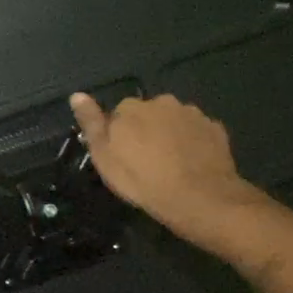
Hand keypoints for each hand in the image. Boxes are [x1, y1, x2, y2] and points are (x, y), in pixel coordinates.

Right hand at [70, 92, 269, 246]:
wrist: (198, 197)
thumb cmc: (142, 180)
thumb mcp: (105, 157)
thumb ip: (91, 124)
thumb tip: (76, 95)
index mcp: (131, 108)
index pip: (119, 114)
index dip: (119, 135)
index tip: (122, 156)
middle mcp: (163, 102)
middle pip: (148, 114)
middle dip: (146, 131)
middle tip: (145, 162)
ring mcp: (192, 114)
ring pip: (174, 121)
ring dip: (169, 135)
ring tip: (170, 164)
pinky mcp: (215, 129)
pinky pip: (196, 133)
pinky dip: (192, 143)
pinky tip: (190, 164)